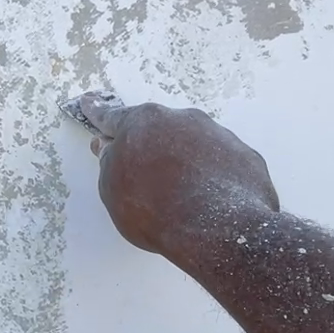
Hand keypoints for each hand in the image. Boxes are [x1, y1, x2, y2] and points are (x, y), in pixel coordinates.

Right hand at [83, 96, 279, 258]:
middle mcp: (181, 119)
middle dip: (147, 145)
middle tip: (142, 172)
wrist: (217, 229)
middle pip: (157, 129)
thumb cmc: (157, 211)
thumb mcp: (113, 191)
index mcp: (142, 123)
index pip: (111, 117)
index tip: (90, 103)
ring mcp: (216, 134)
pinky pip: (219, 161)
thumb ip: (109, 163)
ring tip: (179, 196)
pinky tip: (206, 200)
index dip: (97, 113)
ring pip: (190, 144)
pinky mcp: (243, 154)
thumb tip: (109, 150)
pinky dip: (210, 175)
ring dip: (182, 162)